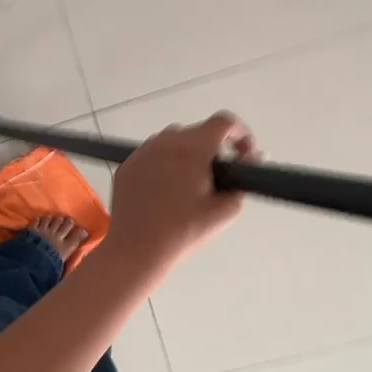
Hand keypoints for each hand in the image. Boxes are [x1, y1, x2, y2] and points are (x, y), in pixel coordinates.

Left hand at [106, 111, 258, 269]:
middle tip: (217, 175)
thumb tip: (246, 161)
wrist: (136, 249)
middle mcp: (163, 143)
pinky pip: (150, 155)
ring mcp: (140, 153)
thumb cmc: (184, 231)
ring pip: (170, 141)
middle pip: (196, 132)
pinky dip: (162, 164)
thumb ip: (241, 180)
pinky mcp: (125, 166)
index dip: (240, 134)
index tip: (243, 154)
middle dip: (212, 148)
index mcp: (191, 149)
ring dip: (185, 154)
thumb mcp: (226, 209)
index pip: (223, 122)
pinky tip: (164, 190)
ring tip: (189, 183)